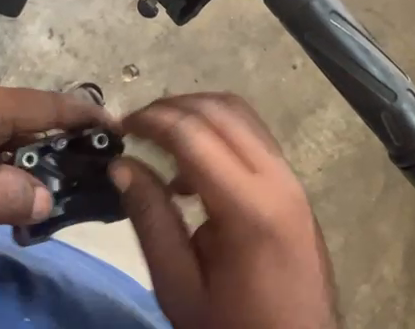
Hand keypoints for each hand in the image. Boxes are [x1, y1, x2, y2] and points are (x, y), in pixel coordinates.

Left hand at [0, 84, 108, 258]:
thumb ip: (10, 195)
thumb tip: (48, 198)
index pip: (48, 104)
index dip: (84, 114)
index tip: (120, 127)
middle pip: (34, 118)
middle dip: (67, 142)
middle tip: (101, 169)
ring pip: (14, 137)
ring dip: (38, 161)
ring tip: (71, 188)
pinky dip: (12, 169)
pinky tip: (25, 195)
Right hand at [113, 93, 337, 328]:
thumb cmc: (233, 327)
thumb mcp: (179, 286)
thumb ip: (150, 219)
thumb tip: (121, 163)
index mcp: (248, 207)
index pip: (192, 134)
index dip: (151, 121)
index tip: (119, 127)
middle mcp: (277, 179)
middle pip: (218, 111)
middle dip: (170, 108)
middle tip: (135, 126)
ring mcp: (291, 178)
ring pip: (239, 113)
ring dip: (196, 111)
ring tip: (160, 138)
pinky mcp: (294, 185)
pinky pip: (254, 133)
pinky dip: (218, 128)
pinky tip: (193, 163)